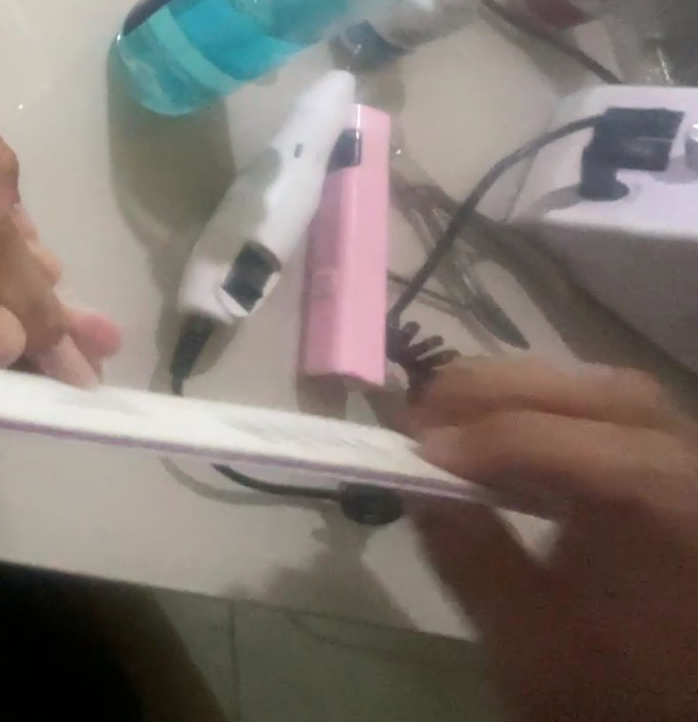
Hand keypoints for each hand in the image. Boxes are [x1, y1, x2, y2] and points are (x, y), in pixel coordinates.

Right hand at [408, 357, 697, 721]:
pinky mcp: (672, 473)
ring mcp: (695, 474)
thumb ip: (466, 555)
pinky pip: (610, 412)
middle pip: (609, 398)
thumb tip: (411, 478)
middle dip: (497, 394)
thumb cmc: (604, 683)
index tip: (415, 453)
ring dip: (512, 392)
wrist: (670, 702)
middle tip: (420, 423)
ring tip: (447, 424)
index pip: (603, 456)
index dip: (500, 439)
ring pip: (606, 389)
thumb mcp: (524, 638)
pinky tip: (492, 437)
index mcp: (683, 533)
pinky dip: (539, 405)